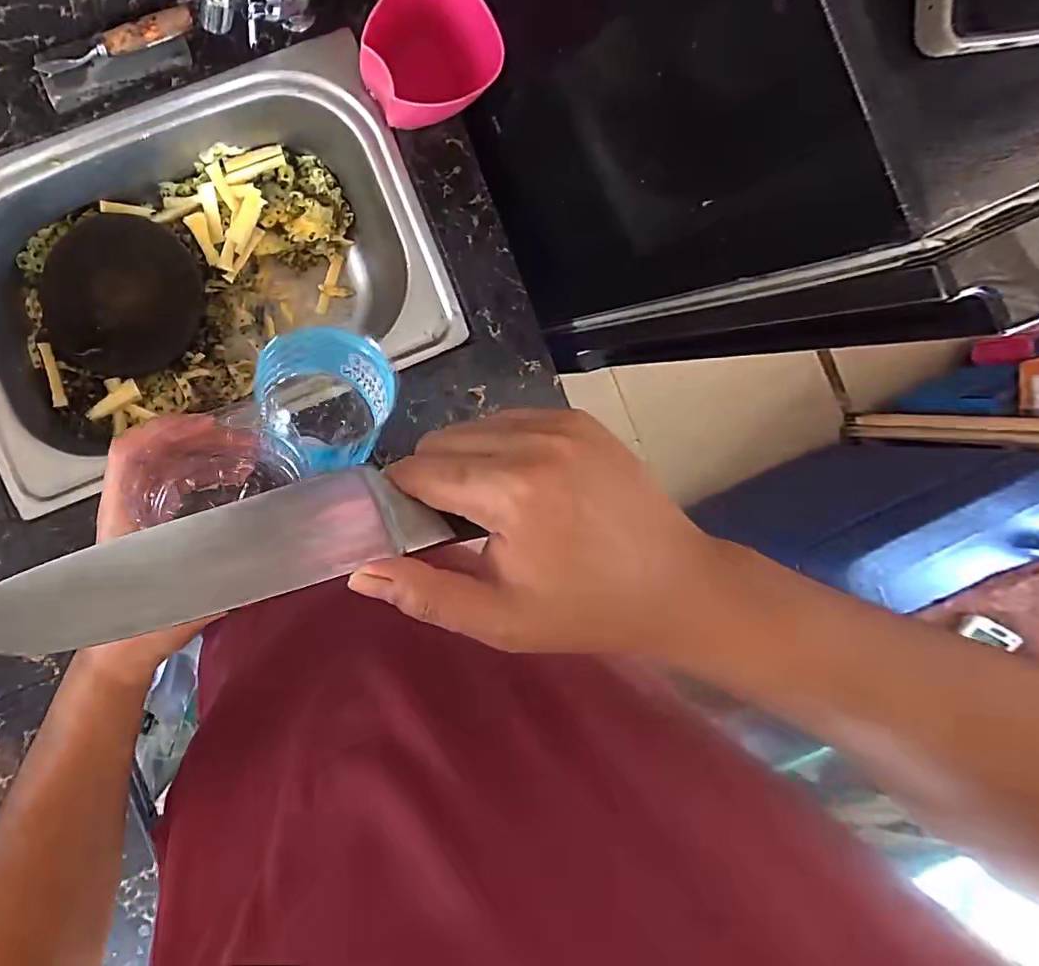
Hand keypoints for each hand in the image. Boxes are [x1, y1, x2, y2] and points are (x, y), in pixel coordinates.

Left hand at [75, 415, 218, 686]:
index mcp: (122, 514)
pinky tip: (231, 477)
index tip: (207, 426)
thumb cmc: (140, 625)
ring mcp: (139, 511)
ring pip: (169, 465)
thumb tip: (267, 550)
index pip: (129, 454)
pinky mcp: (152, 523)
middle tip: (242, 441)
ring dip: (204, 453)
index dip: (165, 431)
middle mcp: (128, 504)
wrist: (120, 653)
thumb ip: (223, 574)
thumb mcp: (185, 596)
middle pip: (156, 452)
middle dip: (199, 438)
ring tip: (244, 454)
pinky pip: (176, 484)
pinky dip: (203, 473)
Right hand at [347, 409, 727, 655]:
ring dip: (460, 460)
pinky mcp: (575, 418)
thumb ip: (424, 594)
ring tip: (488, 504)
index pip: (417, 472)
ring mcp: (558, 423)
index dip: (402, 498)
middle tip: (455, 524)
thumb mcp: (498, 620)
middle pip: (437, 443)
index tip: (413, 528)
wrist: (678, 586)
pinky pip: (503, 419)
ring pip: (467, 428)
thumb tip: (359, 572)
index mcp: (511, 492)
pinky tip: (517, 482)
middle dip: (429, 480)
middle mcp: (532, 442)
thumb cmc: (582, 610)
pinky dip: (492, 446)